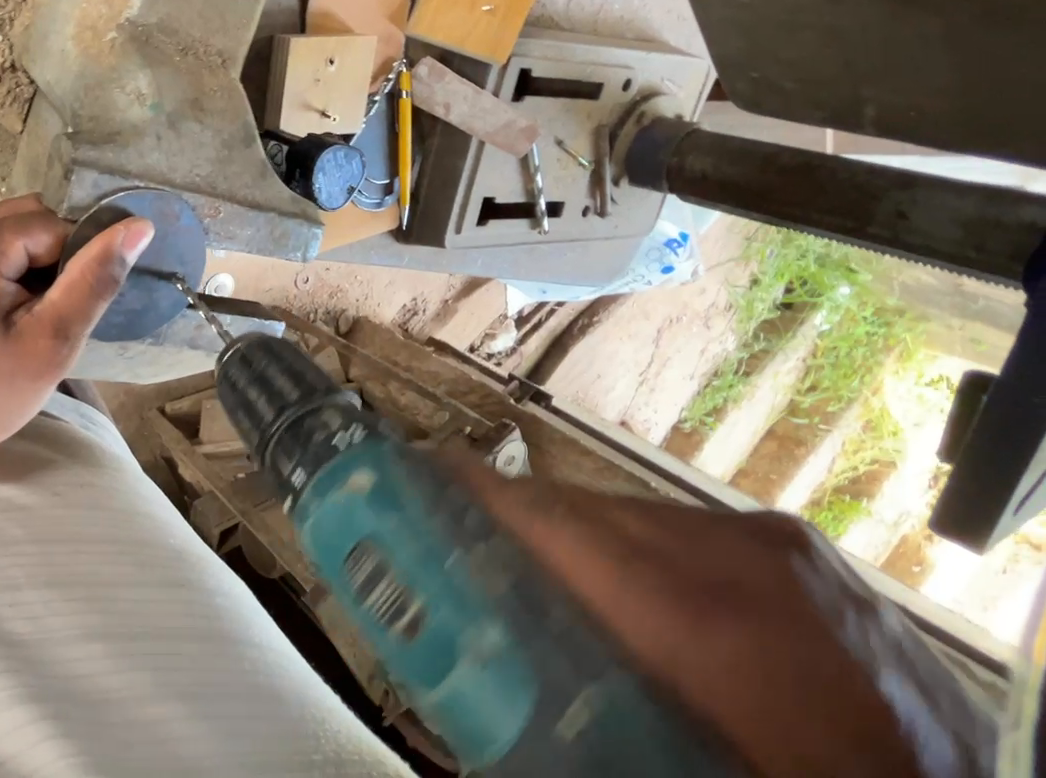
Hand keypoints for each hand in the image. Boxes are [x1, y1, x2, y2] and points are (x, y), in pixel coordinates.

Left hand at [0, 195, 153, 467]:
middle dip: (50, 260)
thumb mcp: (50, 343)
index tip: (65, 314)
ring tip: (23, 317)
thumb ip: (94, 280)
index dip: (74, 266)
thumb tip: (138, 226)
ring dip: (27, 264)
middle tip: (46, 317)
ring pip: (4, 231)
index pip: (54, 226)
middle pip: (27, 219)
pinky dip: (0, 269)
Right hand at [443, 455, 993, 776]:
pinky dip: (624, 539)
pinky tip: (609, 573)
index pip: (562, 530)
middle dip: (509, 515)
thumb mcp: (678, 763)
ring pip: (624, 511)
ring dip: (565, 528)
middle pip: (582, 511)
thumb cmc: (803, 774)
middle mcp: (735, 556)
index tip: (419, 473)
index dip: (483, 497)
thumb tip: (464, 714)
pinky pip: (673, 523)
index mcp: (706, 622)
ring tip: (519, 553)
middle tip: (448, 526)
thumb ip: (570, 726)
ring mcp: (771, 542)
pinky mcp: (795, 546)